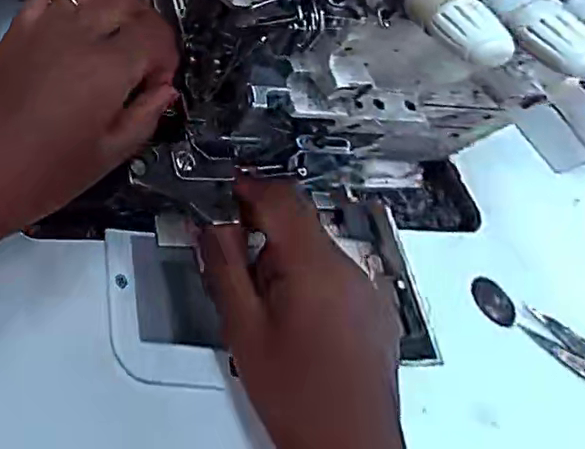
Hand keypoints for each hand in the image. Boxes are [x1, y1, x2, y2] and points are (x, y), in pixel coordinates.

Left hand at [0, 0, 179, 247]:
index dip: (167, 54)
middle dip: (144, 24)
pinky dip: (64, 5)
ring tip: (109, 41)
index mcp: (106, 67)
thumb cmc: (29, 174)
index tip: (160, 76)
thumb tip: (161, 95)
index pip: (156, 33)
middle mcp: (75, 36)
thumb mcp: (105, 156)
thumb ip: (143, 116)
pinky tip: (66, 34)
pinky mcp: (14, 30)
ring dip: (107, 6)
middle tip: (144, 56)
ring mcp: (41, 27)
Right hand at [200, 180, 404, 448]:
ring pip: (313, 243)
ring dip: (279, 248)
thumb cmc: (300, 400)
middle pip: (297, 218)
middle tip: (226, 240)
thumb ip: (222, 262)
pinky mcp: (374, 311)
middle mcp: (351, 273)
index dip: (245, 184)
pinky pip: (333, 269)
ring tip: (256, 288)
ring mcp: (367, 292)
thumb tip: (210, 221)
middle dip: (257, 222)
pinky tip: (285, 306)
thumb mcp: (242, 324)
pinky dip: (303, 270)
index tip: (221, 185)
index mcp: (316, 269)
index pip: (280, 197)